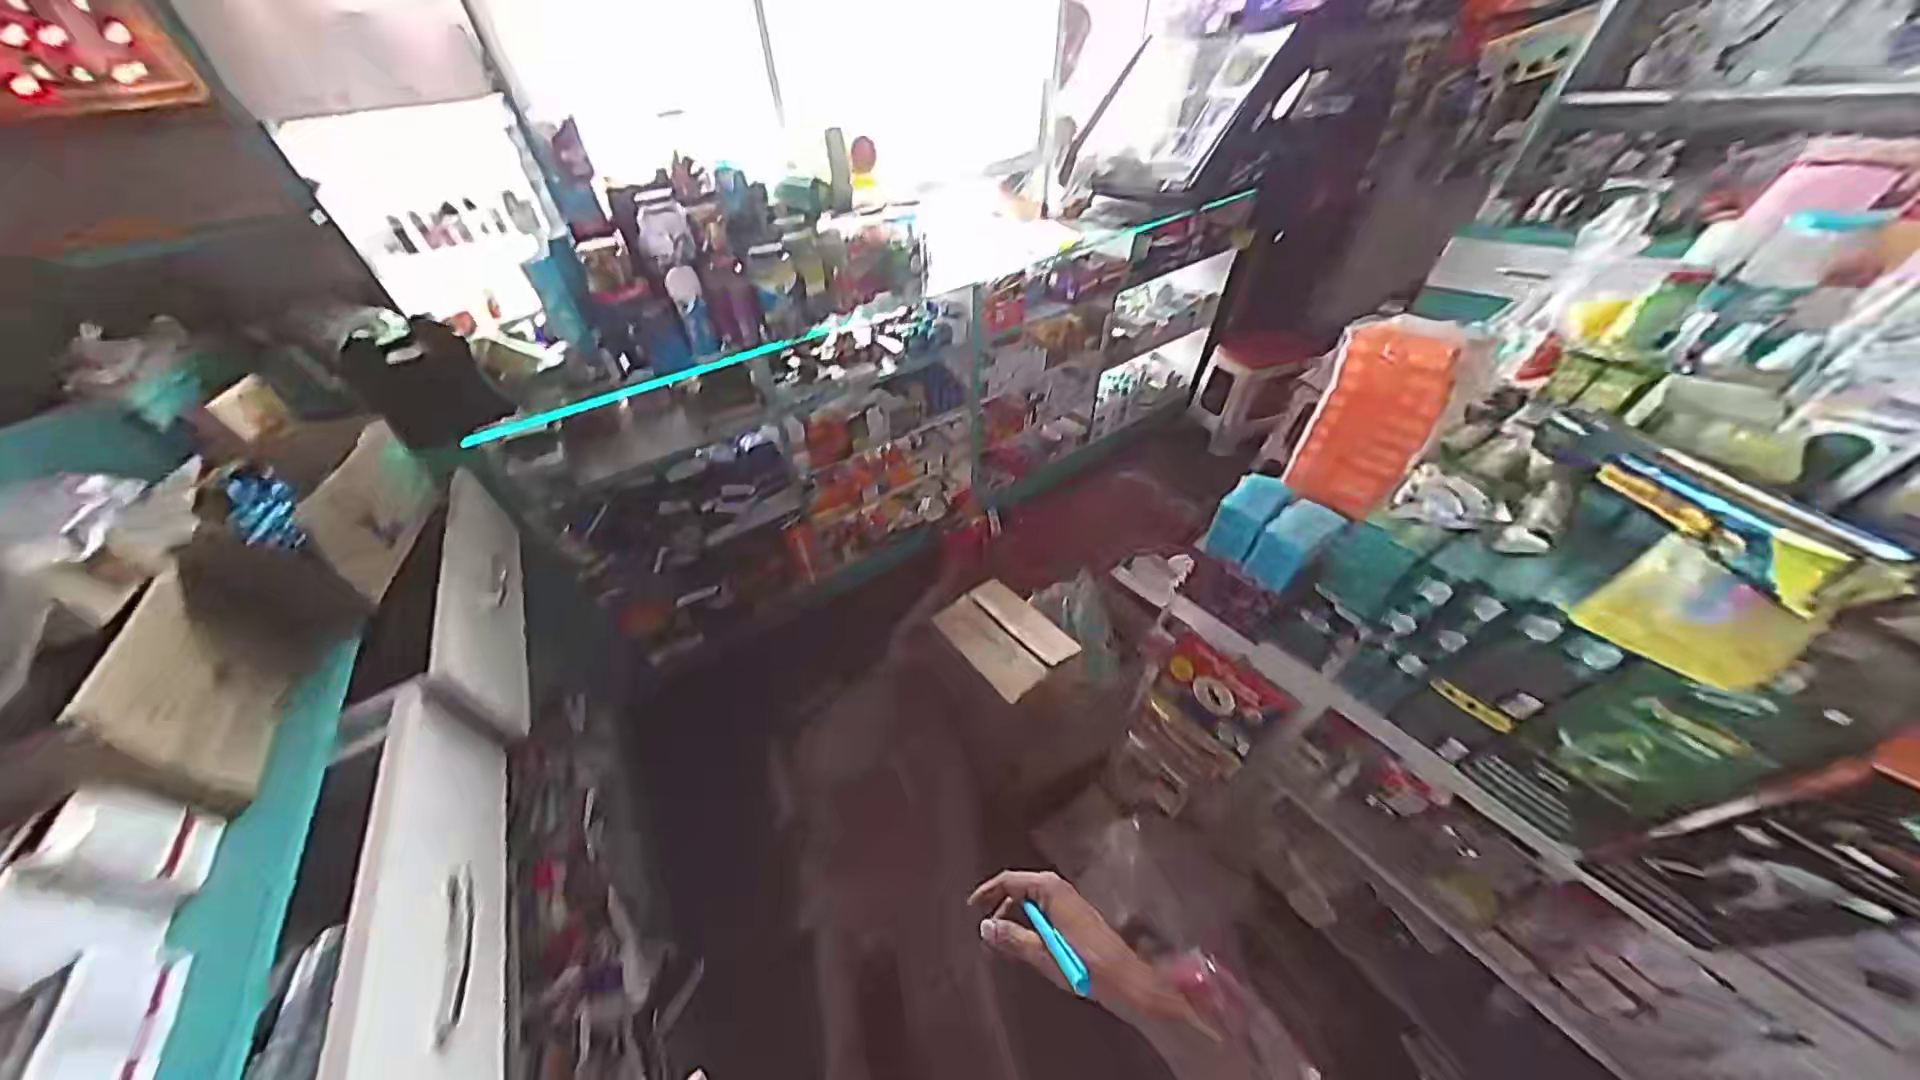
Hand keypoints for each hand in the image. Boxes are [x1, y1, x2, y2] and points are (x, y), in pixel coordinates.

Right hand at [969, 869, 1199, 1029]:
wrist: (1125, 981)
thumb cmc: (1087, 966)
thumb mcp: (1043, 954)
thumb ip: (1012, 938)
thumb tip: (987, 927)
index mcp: (1050, 889)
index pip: (1009, 880)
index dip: (988, 892)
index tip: (973, 905)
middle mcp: (1059, 888)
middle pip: (1019, 887)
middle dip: (1000, 904)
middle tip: (987, 927)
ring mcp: (1068, 900)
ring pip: (1031, 899)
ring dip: (1014, 915)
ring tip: (1003, 938)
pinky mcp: (1074, 914)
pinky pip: (1043, 909)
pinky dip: (1029, 920)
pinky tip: (1026, 941)